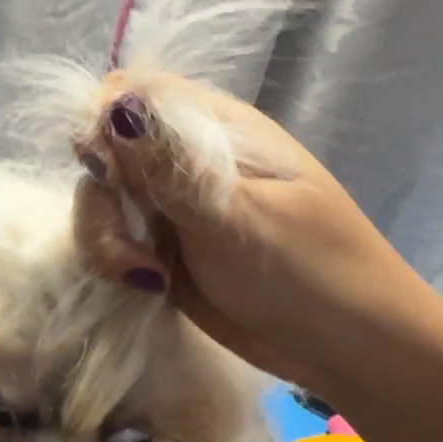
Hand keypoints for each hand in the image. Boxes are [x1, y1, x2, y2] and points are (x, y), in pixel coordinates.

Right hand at [70, 78, 442, 392]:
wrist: (343, 348)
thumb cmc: (309, 272)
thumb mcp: (237, 218)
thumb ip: (170, 167)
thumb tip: (114, 106)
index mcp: (217, 130)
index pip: (136, 93)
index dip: (102, 119)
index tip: (99, 166)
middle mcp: (184, 161)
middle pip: (104, 152)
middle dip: (101, 199)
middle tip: (127, 242)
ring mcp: (168, 207)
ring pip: (100, 200)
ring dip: (103, 237)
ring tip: (140, 275)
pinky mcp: (158, 248)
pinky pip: (109, 239)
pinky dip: (111, 261)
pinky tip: (145, 284)